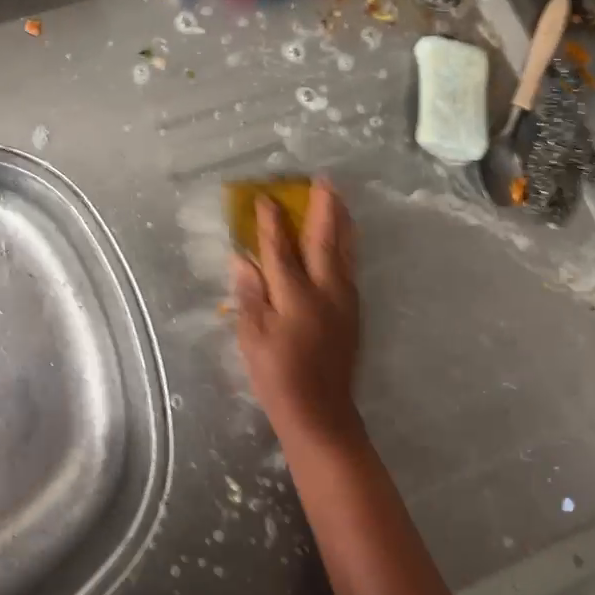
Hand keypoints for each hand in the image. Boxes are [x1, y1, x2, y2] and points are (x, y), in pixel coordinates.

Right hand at [232, 177, 361, 446]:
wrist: (321, 414)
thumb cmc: (278, 376)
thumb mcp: (252, 337)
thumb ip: (249, 295)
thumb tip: (242, 258)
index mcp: (295, 296)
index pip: (280, 248)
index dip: (272, 221)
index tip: (266, 197)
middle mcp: (324, 291)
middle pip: (325, 241)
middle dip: (324, 209)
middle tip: (325, 181)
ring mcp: (343, 302)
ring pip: (345, 252)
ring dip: (342, 222)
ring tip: (340, 199)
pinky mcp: (352, 313)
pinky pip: (350, 267)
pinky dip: (347, 246)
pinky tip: (345, 241)